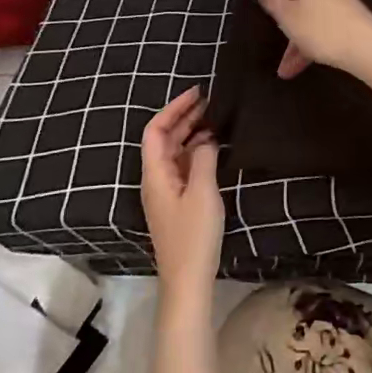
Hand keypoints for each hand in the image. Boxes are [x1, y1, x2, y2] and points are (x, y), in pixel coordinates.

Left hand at [140, 87, 223, 289]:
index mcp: (155, 174)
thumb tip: (207, 138)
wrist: (187, 280)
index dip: (173, 108)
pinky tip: (215, 147)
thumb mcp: (203, 192)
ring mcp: (166, 192)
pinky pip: (184, 166)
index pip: (155, 130)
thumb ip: (204, 159)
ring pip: (175, 152)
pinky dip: (197, 151)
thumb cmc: (193, 235)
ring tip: (217, 118)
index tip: (197, 93)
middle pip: (164, 139)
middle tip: (212, 100)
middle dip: (184, 116)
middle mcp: (156, 179)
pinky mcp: (177, 202)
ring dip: (192, 133)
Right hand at [252, 0, 371, 78]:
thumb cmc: (322, 30)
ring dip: (295, 36)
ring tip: (284, 66)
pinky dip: (309, 44)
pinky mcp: (350, 18)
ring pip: (310, 13)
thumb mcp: (289, 18)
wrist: (367, 48)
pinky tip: (298, 68)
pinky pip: (323, 26)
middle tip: (274, 23)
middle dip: (285, 8)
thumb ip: (274, 2)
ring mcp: (339, 1)